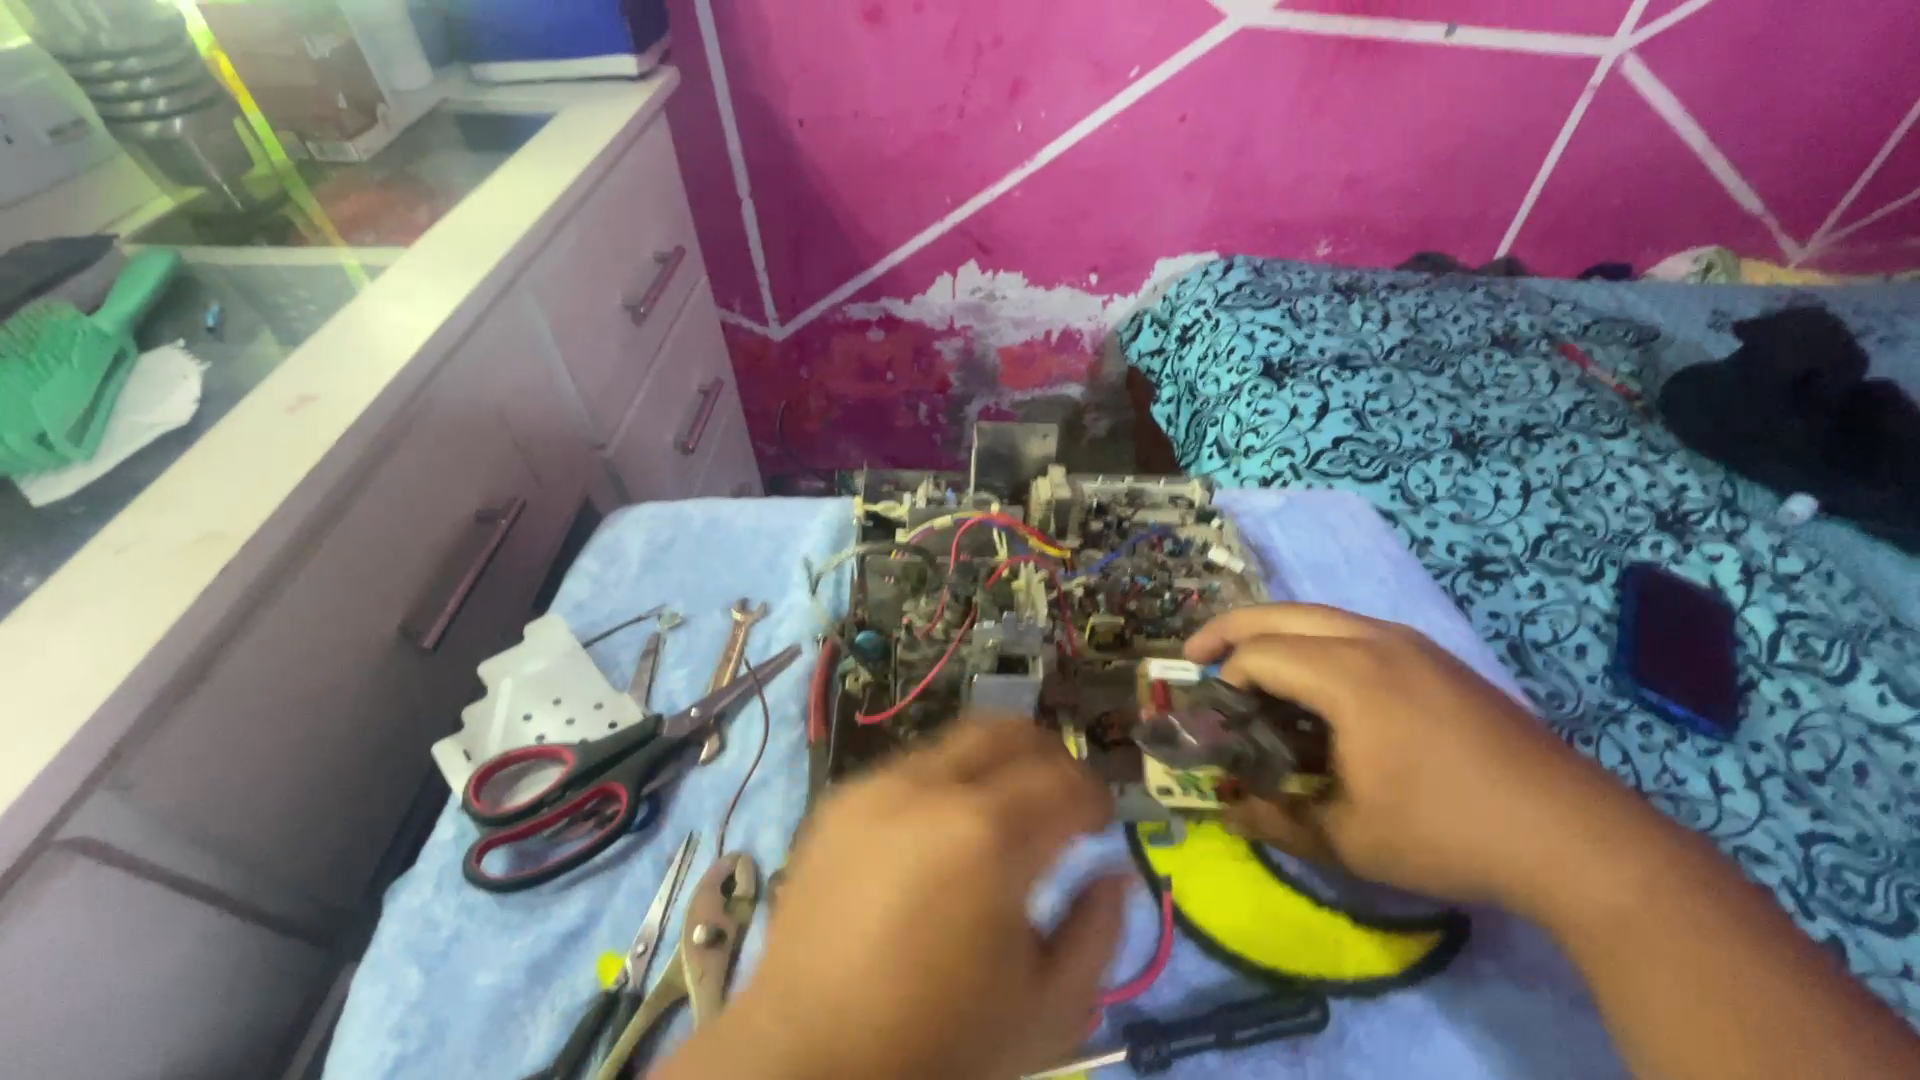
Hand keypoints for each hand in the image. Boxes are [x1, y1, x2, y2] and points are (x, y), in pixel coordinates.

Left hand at [658, 718, 1125, 1079]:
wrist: (808, 1059)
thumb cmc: (939, 1045)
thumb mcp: (1049, 1011)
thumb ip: (1097, 931)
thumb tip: (1112, 874)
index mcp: (989, 836)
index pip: (1067, 781)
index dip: (1096, 797)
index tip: (1100, 825)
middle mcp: (929, 791)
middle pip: (1010, 732)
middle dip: (1051, 757)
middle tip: (1062, 800)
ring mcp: (874, 790)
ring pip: (955, 743)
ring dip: (995, 766)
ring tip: (1002, 815)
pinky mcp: (836, 804)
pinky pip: (907, 770)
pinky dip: (942, 784)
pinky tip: (939, 837)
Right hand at [1186, 603, 1619, 907]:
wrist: (1575, 838)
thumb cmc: (1448, 834)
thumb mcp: (1347, 840)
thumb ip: (1276, 819)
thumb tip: (1225, 812)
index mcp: (1349, 676)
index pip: (1259, 654)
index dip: (1221, 678)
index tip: (1204, 712)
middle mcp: (1377, 641)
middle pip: (1284, 614)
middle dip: (1232, 629)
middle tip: (1196, 653)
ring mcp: (1415, 645)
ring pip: (1324, 617)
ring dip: (1278, 634)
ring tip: (1250, 667)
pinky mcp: (1441, 661)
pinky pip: (1358, 633)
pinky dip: (1318, 644)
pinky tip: (1318, 686)